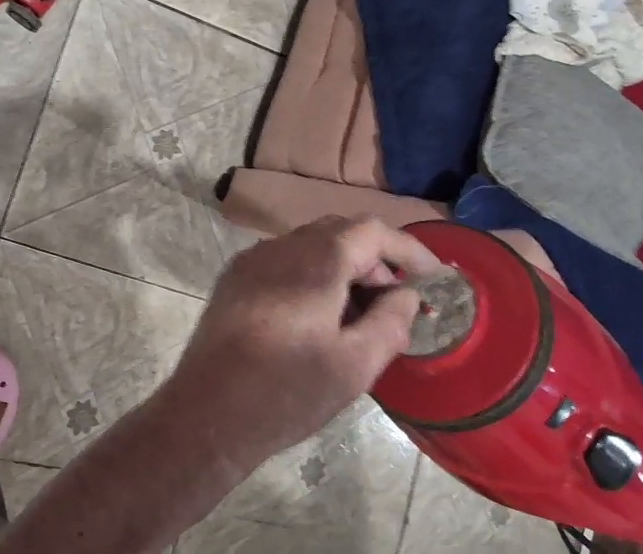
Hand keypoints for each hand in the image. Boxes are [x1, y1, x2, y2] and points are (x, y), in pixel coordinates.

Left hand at [157, 215, 441, 468]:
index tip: (434, 276)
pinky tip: (319, 317)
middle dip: (375, 259)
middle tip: (398, 300)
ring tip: (362, 315)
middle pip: (339, 232)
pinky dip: (312, 275)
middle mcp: (281, 246)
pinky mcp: (234, 279)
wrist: (208, 411)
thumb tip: (407, 295)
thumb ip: (390, 322)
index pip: (371, 230)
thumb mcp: (355, 365)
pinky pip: (284, 261)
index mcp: (315, 260)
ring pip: (309, 245)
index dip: (408, 249)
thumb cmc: (288, 391)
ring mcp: (252, 260)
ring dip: (343, 267)